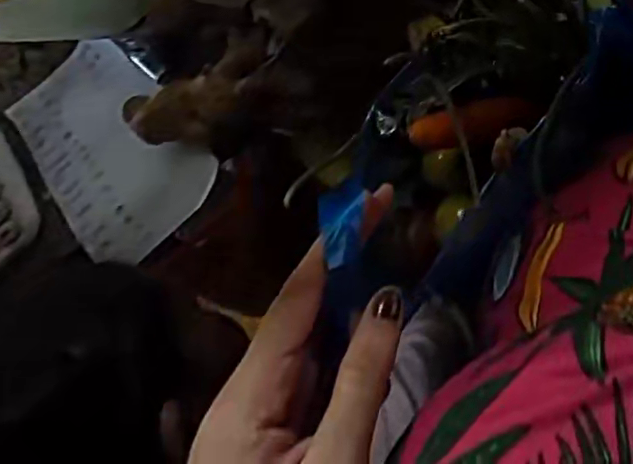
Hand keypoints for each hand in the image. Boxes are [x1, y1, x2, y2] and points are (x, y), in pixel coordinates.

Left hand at [191, 186, 400, 463]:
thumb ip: (363, 377)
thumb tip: (386, 296)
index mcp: (244, 400)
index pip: (295, 298)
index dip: (335, 242)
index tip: (372, 198)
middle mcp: (244, 396)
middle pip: (299, 310)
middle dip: (344, 260)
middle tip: (388, 215)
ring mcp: (257, 416)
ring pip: (308, 338)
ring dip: (347, 294)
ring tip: (385, 248)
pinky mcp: (274, 434)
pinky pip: (312, 368)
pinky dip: (344, 336)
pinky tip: (369, 314)